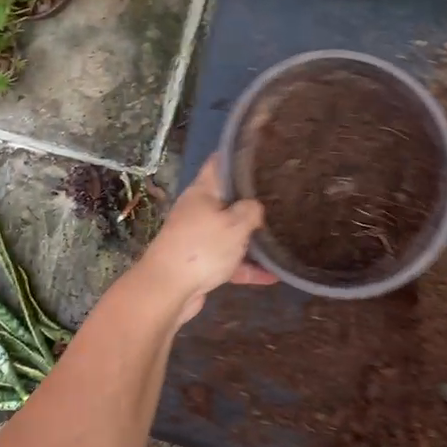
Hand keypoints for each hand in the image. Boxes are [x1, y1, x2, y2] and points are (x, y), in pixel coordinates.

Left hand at [136, 155, 276, 323]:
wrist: (167, 290)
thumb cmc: (202, 247)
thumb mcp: (235, 224)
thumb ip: (251, 211)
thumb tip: (256, 208)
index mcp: (203, 191)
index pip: (219, 163)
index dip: (238, 156)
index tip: (261, 156)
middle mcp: (198, 210)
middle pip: (227, 199)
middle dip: (251, 200)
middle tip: (279, 198)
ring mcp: (197, 237)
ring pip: (229, 232)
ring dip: (251, 238)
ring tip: (280, 237)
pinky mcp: (200, 263)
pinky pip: (229, 260)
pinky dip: (247, 266)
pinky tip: (272, 275)